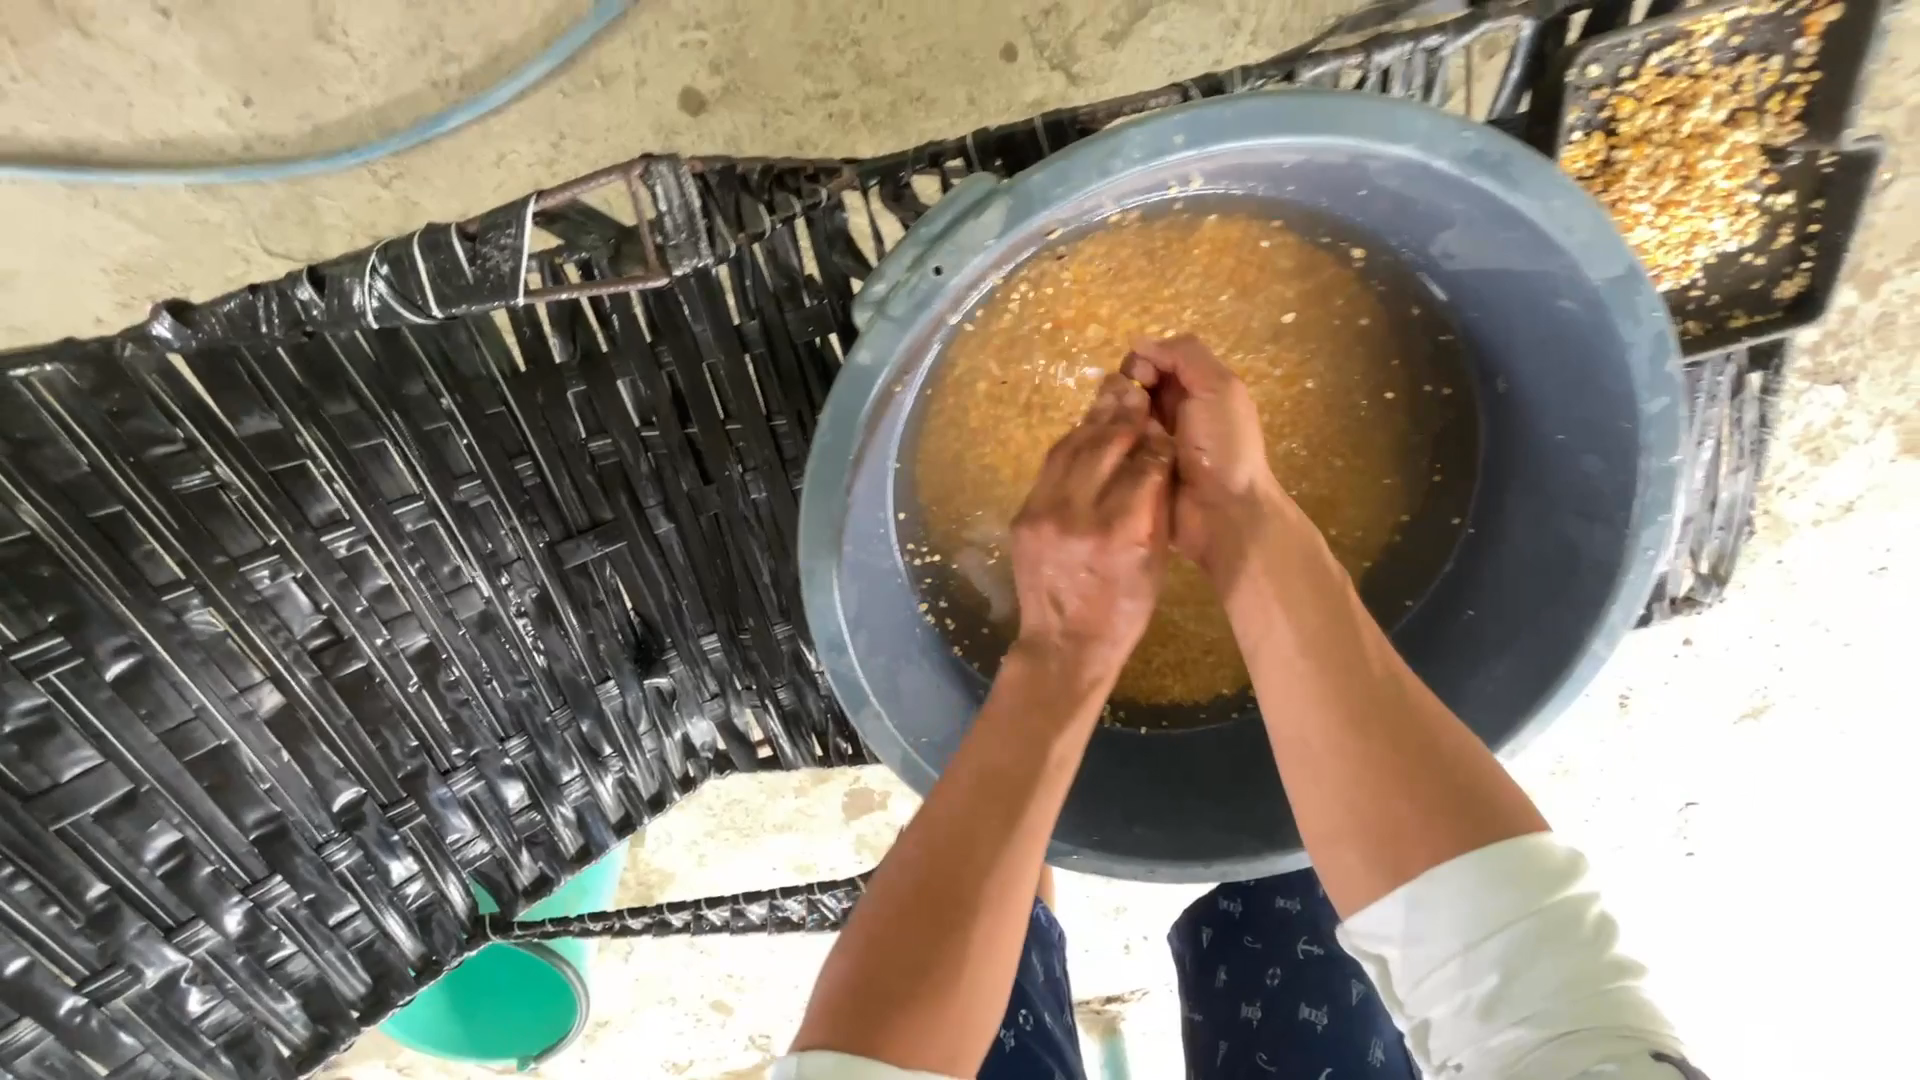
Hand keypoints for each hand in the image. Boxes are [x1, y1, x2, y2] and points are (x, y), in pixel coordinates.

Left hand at [1008, 372, 1173, 679]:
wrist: (1064, 642)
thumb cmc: (1123, 610)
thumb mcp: (1155, 562)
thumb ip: (1155, 506)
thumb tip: (1158, 456)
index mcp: (1122, 532)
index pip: (1145, 465)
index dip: (1157, 441)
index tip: (1164, 425)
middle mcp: (1079, 515)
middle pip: (1104, 446)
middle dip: (1124, 415)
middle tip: (1136, 391)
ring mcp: (1044, 513)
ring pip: (1072, 449)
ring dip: (1094, 420)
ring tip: (1112, 397)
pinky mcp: (1024, 516)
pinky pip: (1049, 467)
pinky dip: (1071, 445)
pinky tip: (1085, 431)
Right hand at [1121, 335, 1293, 582]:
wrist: (1223, 513)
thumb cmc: (1225, 448)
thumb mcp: (1218, 388)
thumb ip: (1185, 355)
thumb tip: (1140, 344)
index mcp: (1193, 389)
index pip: (1150, 361)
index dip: (1140, 364)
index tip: (1142, 381)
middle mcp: (1168, 414)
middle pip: (1128, 388)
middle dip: (1122, 393)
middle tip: (1130, 413)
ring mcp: (1148, 445)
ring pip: (1115, 418)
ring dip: (1114, 422)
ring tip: (1119, 437)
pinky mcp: (1132, 472)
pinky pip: (1109, 450)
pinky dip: (1106, 448)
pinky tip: (1106, 454)